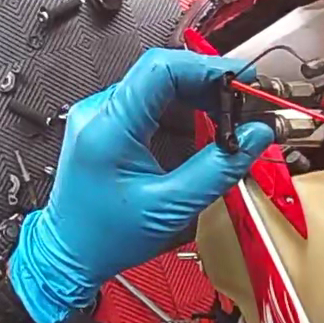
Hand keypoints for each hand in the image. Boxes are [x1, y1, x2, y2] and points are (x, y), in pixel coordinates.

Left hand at [9, 50, 273, 322]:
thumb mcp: (169, 207)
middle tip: (241, 105)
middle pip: (162, 74)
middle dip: (208, 86)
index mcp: (108, 128)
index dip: (207, 68)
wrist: (70, 253)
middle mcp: (98, 114)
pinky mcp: (105, 127)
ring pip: (157, 88)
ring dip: (196, 101)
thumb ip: (217, 169)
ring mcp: (99, 118)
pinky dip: (179, 114)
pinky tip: (198, 133)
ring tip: (225, 123)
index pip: (161, 70)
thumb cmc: (103, 237)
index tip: (241, 79)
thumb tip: (253, 138)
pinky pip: (148, 106)